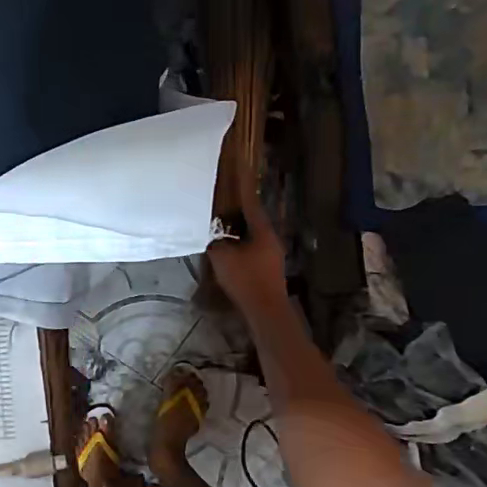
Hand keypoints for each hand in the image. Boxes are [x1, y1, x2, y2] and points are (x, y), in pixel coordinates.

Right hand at [205, 176, 288, 317]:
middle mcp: (271, 240)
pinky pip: (253, 251)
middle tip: (223, 203)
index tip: (237, 175)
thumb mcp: (222, 258)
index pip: (251, 204)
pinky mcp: (269, 270)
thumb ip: (216, 244)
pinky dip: (241, 247)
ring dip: (239, 232)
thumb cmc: (245, 279)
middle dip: (238, 212)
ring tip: (222, 227)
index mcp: (263, 232)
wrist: (266, 311)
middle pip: (254, 221)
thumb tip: (213, 238)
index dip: (242, 191)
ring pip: (253, 237)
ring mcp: (272, 256)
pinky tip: (229, 252)